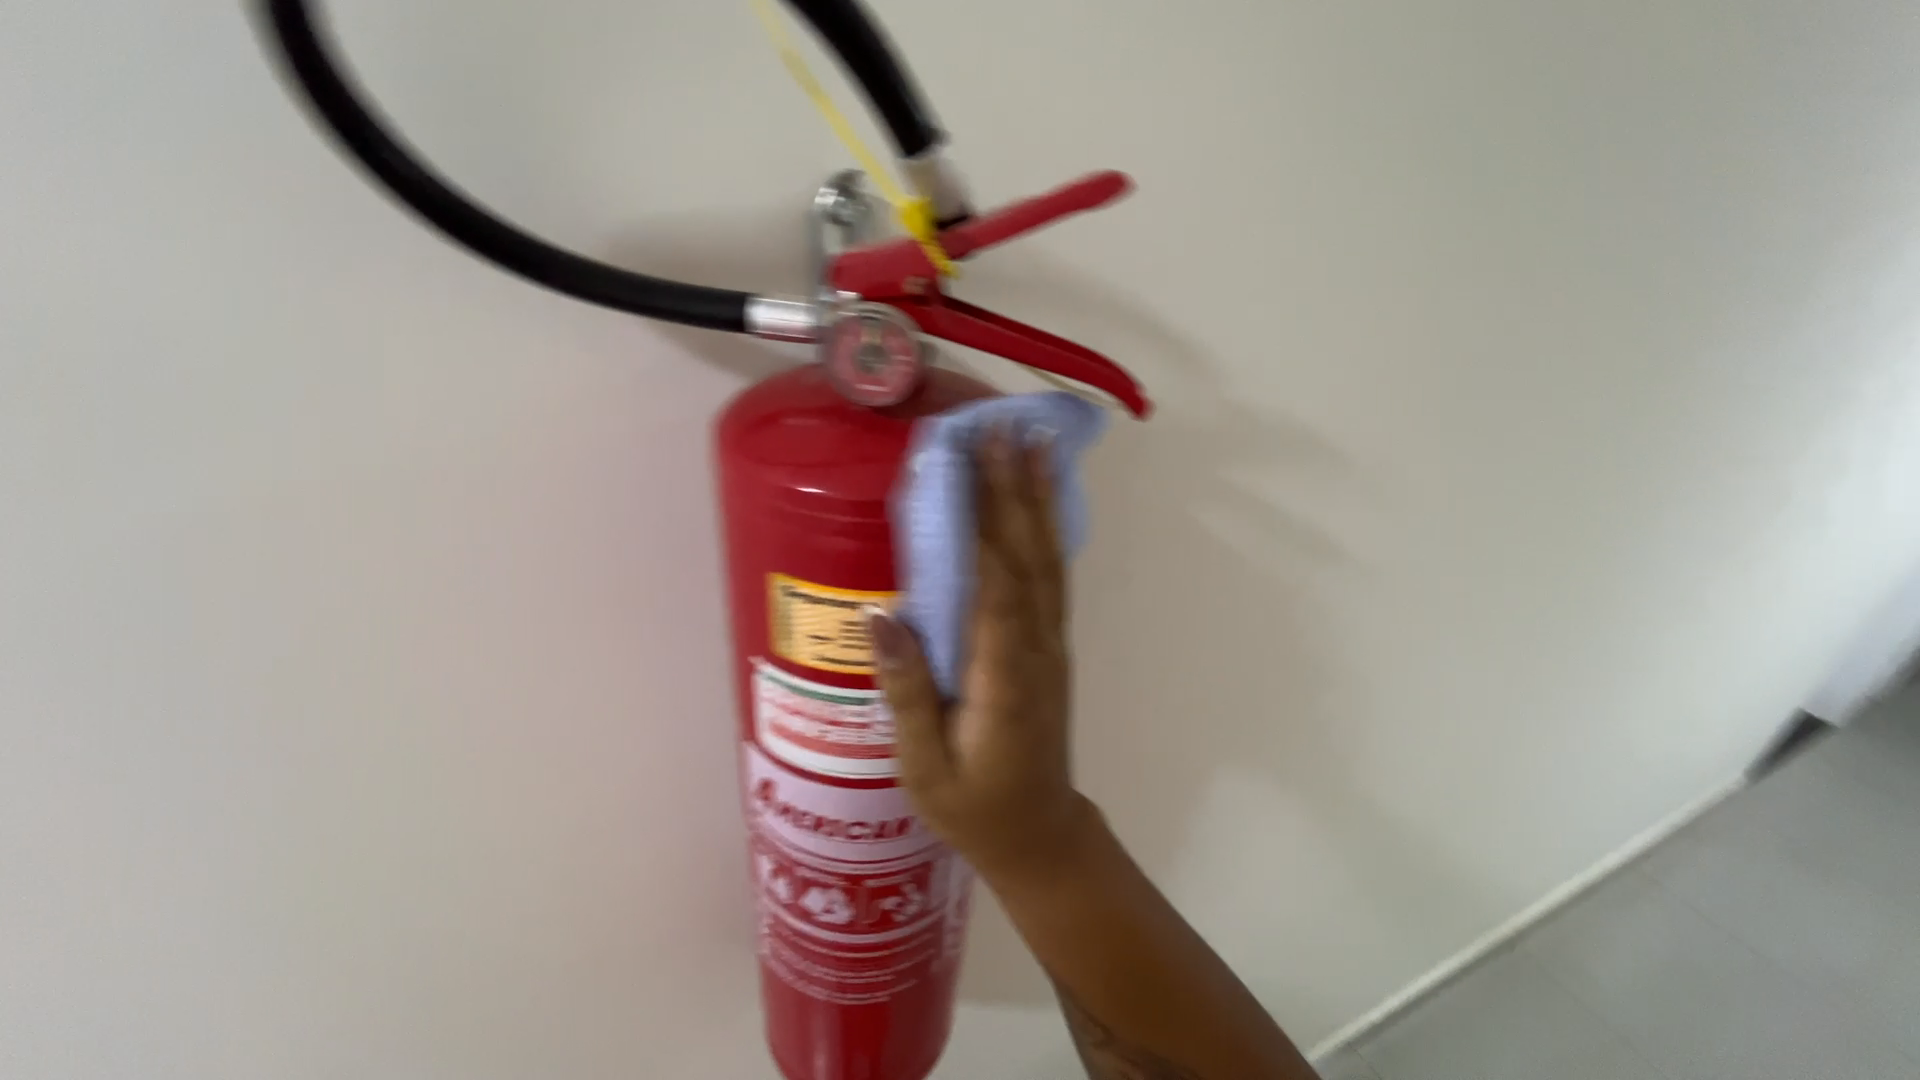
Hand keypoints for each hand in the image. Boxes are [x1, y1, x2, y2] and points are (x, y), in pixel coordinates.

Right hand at [868, 429, 1095, 882]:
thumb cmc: (976, 810)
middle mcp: (1036, 651)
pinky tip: (1042, 502)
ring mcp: (1051, 647)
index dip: (980, 524)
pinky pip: (1051, 580)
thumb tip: (883, 617)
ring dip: (1040, 501)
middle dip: (1015, 492)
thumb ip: (908, 692)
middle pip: (1027, 559)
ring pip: (1048, 562)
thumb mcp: (925, 768)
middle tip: (1004, 430)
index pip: (992, 587)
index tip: (966, 466)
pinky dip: (1048, 533)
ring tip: (1036, 444)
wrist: (1041, 835)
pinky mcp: (1051, 648)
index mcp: (1003, 679)